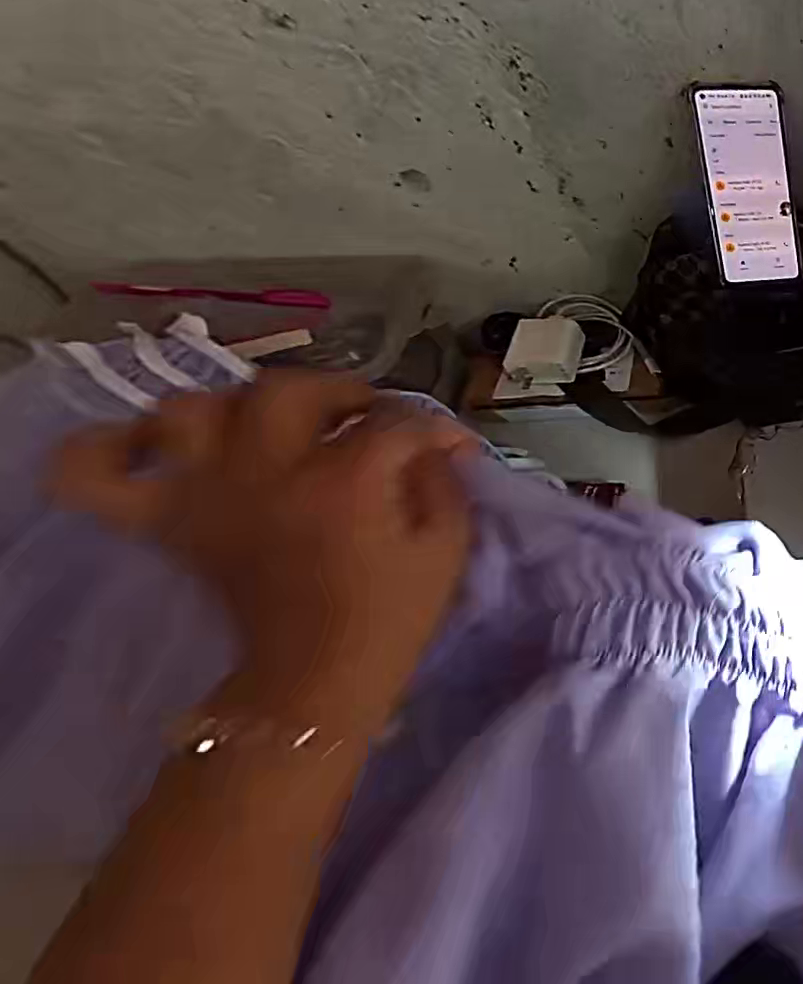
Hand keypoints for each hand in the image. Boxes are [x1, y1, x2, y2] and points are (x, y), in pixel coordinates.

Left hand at [48, 372, 472, 734]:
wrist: (320, 669)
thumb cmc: (397, 606)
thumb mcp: (449, 540)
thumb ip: (443, 480)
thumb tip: (435, 444)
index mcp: (346, 482)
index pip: (396, 421)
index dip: (435, 427)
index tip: (454, 447)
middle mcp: (267, 473)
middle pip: (288, 390)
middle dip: (342, 392)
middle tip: (367, 418)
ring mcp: (202, 494)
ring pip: (192, 408)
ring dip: (243, 406)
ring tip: (280, 427)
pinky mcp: (160, 522)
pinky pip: (90, 467)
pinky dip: (113, 444)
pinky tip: (166, 446)